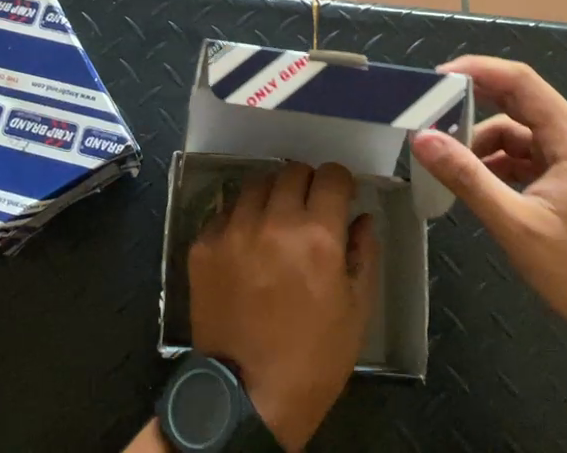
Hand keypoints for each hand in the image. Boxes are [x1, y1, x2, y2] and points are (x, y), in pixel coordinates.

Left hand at [187, 162, 380, 451]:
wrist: (248, 396)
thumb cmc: (315, 358)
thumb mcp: (357, 310)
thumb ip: (363, 254)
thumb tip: (362, 218)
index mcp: (318, 235)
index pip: (331, 175)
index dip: (340, 182)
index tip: (340, 196)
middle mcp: (273, 222)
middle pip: (291, 171)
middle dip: (306, 184)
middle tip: (309, 210)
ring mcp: (233, 231)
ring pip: (255, 185)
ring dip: (271, 196)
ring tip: (275, 223)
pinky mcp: (203, 245)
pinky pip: (224, 212)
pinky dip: (240, 219)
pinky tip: (247, 245)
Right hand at [409, 57, 566, 367]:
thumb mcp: (518, 227)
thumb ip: (468, 178)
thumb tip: (422, 138)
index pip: (521, 81)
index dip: (476, 70)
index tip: (434, 79)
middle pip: (521, 105)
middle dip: (474, 109)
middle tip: (430, 121)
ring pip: (525, 137)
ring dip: (487, 145)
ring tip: (452, 168)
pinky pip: (535, 161)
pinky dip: (505, 166)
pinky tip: (483, 187)